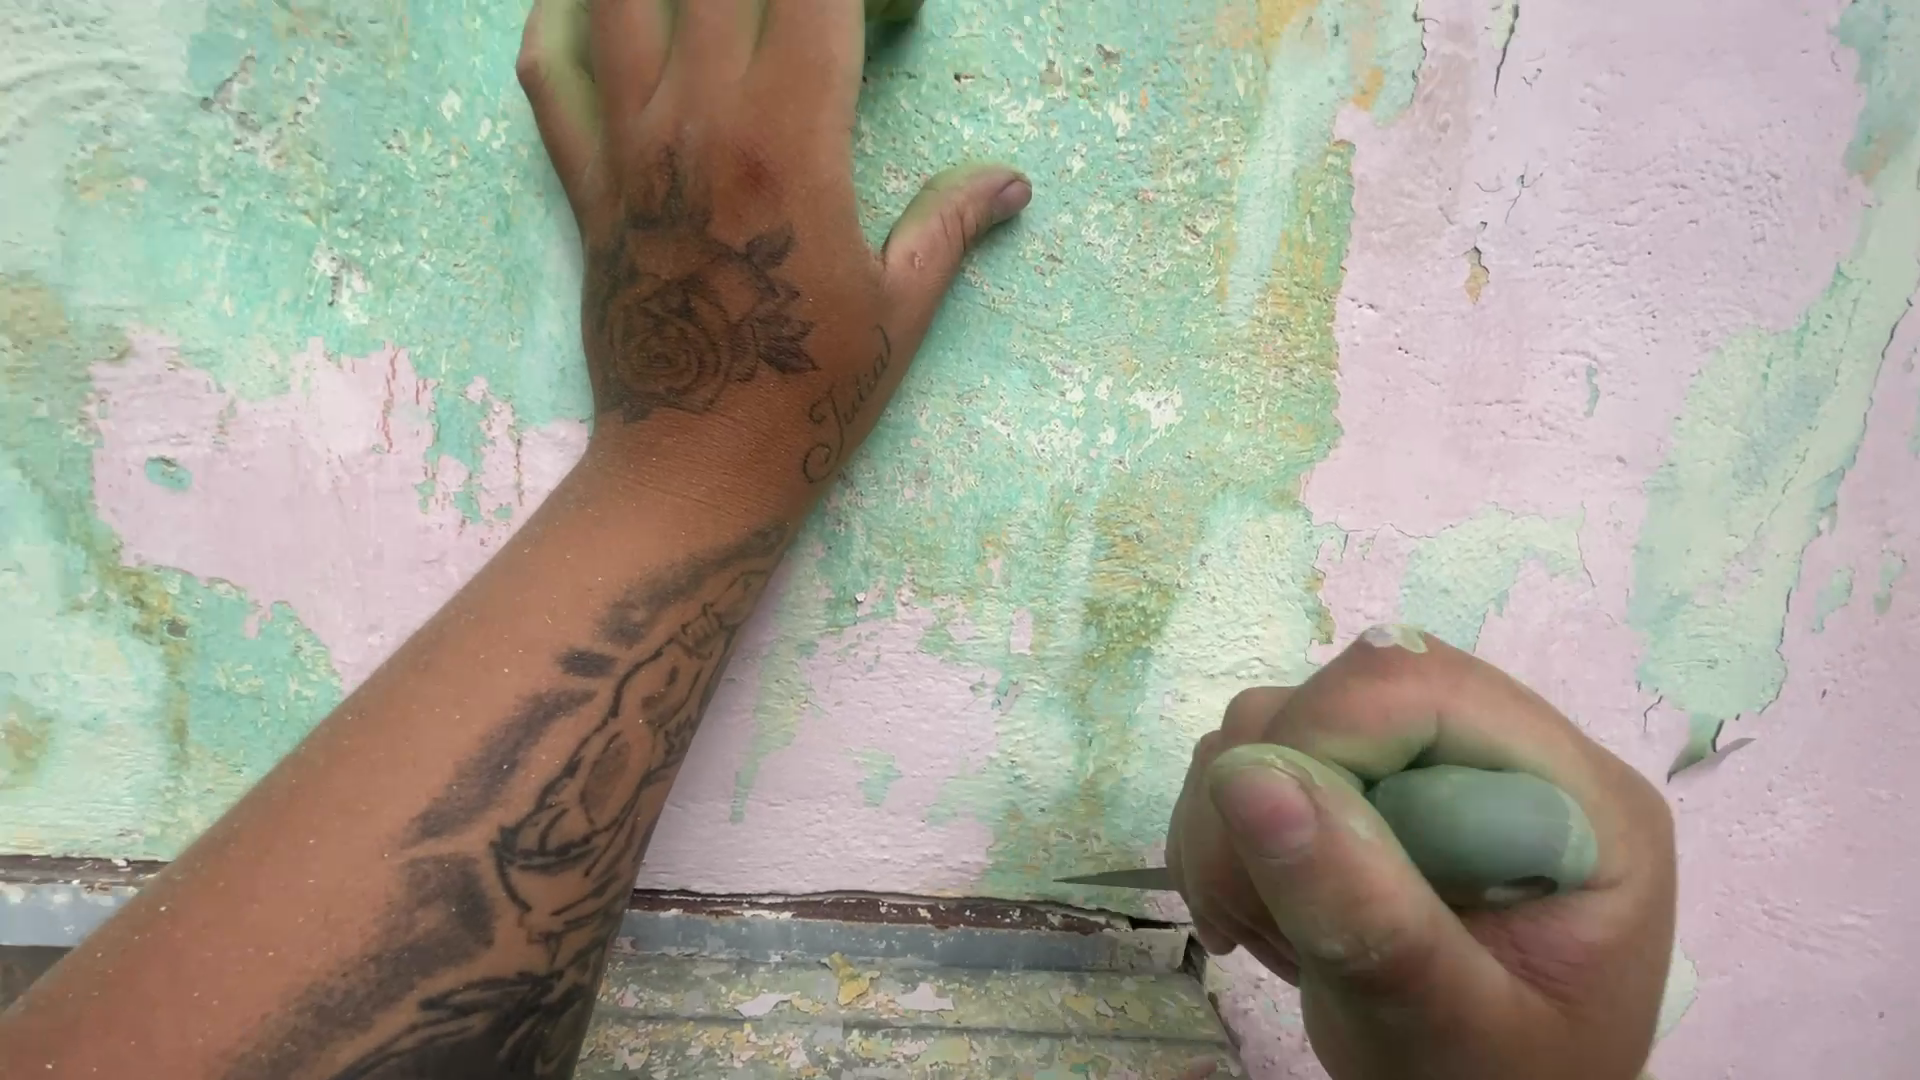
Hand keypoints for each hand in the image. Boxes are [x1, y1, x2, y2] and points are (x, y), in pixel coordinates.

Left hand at [517, 0, 1028, 505]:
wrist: (698, 467)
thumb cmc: (809, 397)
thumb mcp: (898, 315)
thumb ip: (949, 227)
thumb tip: (1013, 182)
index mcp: (790, 143)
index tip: (898, 15)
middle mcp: (700, 119)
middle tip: (822, 20)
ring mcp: (628, 147)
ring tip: (729, 18)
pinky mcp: (585, 186)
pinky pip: (551, 68)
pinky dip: (567, 19)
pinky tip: (611, 19)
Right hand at [1165, 627, 1675, 1079]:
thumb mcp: (1438, 1027)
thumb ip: (1361, 913)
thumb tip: (1244, 774)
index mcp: (1568, 793)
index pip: (1412, 682)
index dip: (1317, 737)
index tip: (1269, 850)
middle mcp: (1485, 752)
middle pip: (1325, 697)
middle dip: (1257, 798)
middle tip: (1245, 912)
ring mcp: (1406, 760)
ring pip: (1265, 722)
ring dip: (1226, 825)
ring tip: (1258, 926)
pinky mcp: (1348, 775)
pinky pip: (1240, 756)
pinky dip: (1215, 830)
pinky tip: (1249, 905)